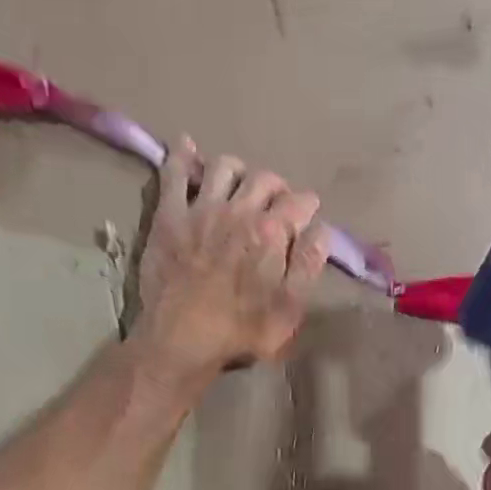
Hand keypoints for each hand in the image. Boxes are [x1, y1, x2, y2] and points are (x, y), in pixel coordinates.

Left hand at [130, 137, 330, 387]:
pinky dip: (184, 157)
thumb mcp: (288, 311)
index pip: (300, 203)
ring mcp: (201, 208)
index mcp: (273, 233)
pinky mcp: (169, 216)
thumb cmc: (239, 334)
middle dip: (276, 187)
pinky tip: (188, 148)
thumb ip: (307, 267)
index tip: (307, 215)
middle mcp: (239, 210)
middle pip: (264, 178)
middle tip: (275, 203)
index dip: (307, 208)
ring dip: (239, 172)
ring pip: (225, 167)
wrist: (179, 341)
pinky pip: (175, 173)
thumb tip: (321, 231)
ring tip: (239, 188)